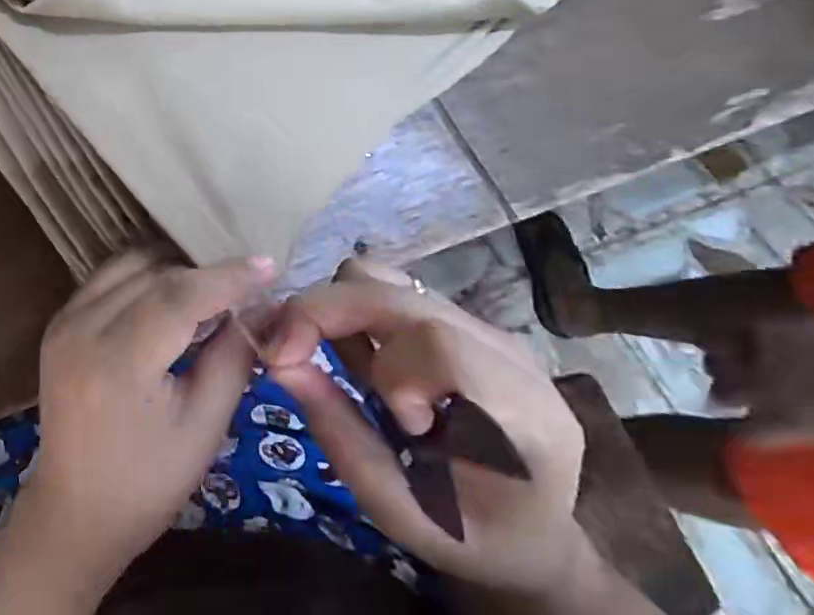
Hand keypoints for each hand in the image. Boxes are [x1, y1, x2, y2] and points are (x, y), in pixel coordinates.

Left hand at [19, 246, 275, 579]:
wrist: (74, 512)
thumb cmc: (148, 483)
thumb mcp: (204, 427)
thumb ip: (233, 357)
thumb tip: (262, 306)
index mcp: (118, 363)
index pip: (179, 295)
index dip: (227, 277)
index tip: (268, 267)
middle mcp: (82, 329)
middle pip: (156, 274)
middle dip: (205, 275)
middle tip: (245, 289)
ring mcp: (64, 321)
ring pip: (131, 265)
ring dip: (174, 272)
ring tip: (208, 296)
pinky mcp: (59, 321)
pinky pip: (109, 278)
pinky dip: (144, 278)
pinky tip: (169, 301)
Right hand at [262, 259, 592, 595]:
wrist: (534, 530)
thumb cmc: (473, 538)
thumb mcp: (403, 512)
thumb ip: (342, 436)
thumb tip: (278, 362)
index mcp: (523, 415)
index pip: (442, 345)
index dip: (386, 365)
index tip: (369, 410)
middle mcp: (508, 351)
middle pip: (397, 293)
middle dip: (323, 314)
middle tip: (283, 354)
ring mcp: (483, 324)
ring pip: (384, 276)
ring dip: (336, 309)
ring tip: (327, 355)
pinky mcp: (456, 315)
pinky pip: (387, 287)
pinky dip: (351, 309)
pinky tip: (353, 351)